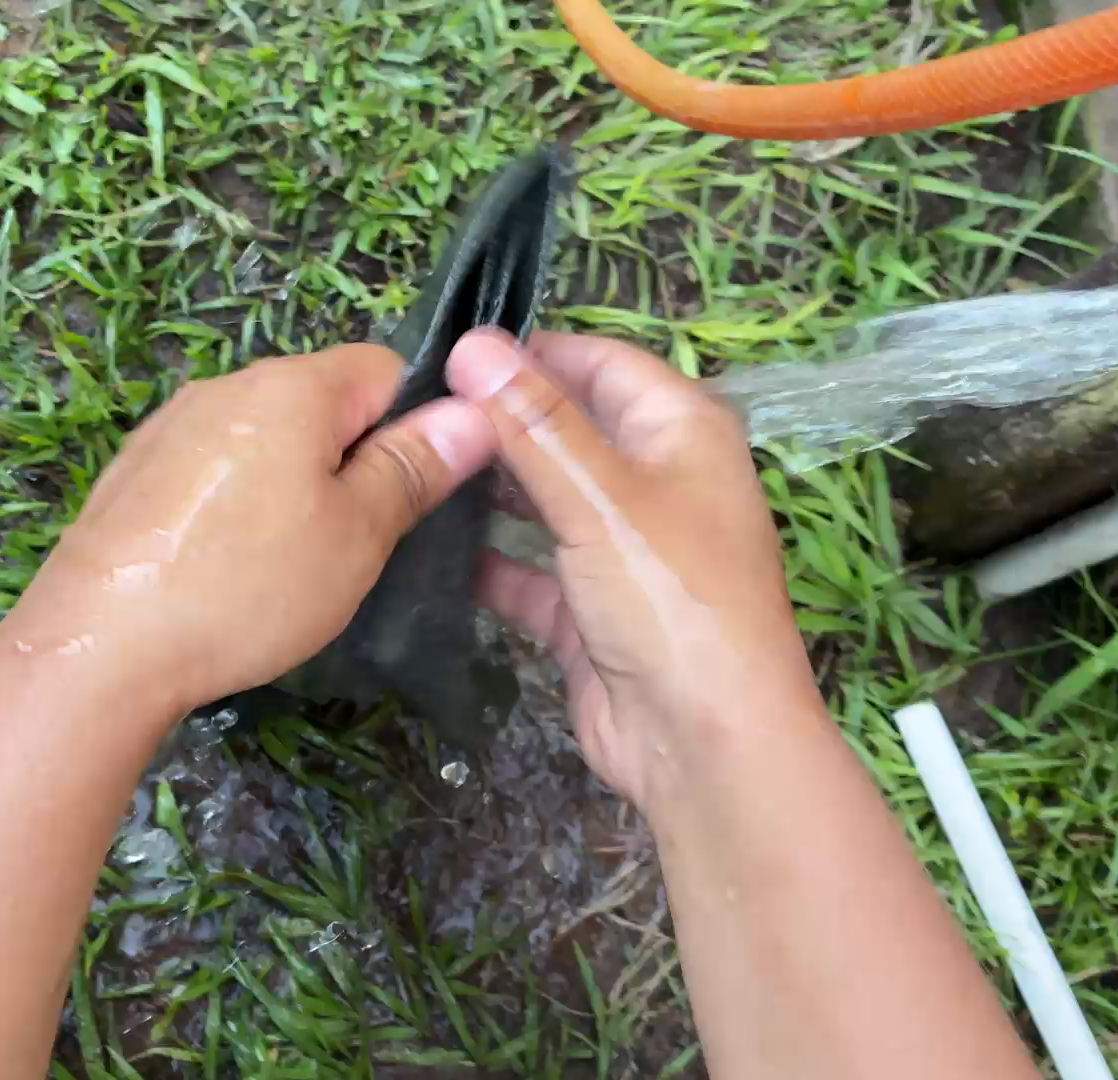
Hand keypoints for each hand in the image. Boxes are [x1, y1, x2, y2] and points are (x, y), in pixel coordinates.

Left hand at [3, 345, 495, 714]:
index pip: (385, 368)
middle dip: (352, 457)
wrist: (98, 648)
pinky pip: (218, 464)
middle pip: (324, 402)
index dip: (411, 425)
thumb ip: (414, 467)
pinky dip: (240, 498)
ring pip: (270, 436)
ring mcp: (172, 425)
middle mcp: (227, 385)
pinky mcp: (136, 469)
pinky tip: (226, 560)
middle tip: (350, 537)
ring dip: (297, 481)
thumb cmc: (249, 585)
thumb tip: (475, 413)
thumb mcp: (356, 534)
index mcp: (291, 386)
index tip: (401, 493)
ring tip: (286, 558)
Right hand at [448, 330, 812, 813]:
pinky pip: (528, 568)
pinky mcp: (585, 604)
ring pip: (542, 499)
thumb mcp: (600, 496)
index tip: (451, 357)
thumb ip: (533, 421)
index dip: (530, 354)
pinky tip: (428, 549)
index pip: (598, 363)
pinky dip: (488, 562)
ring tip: (414, 468)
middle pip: (565, 430)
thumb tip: (473, 344)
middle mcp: (651, 481)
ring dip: (488, 490)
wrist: (702, 744)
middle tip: (416, 415)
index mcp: (678, 432)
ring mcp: (617, 547)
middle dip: (498, 423)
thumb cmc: (669, 598)